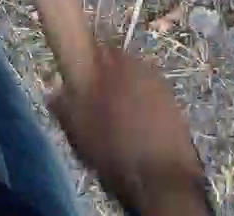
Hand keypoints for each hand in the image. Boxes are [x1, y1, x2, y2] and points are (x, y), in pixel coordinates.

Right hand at [50, 45, 210, 215]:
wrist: (162, 184)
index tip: (81, 81)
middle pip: (121, 66)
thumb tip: (54, 91)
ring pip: (139, 85)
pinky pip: (155, 104)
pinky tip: (138, 135)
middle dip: (110, 79)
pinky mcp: (179, 113)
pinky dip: (146, 113)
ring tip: (118, 122)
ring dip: (129, 96)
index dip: (89, 63)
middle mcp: (143, 68)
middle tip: (98, 104)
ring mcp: (165, 90)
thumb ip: (63, 104)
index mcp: (117, 65)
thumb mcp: (78, 129)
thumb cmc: (114, 149)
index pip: (100, 49)